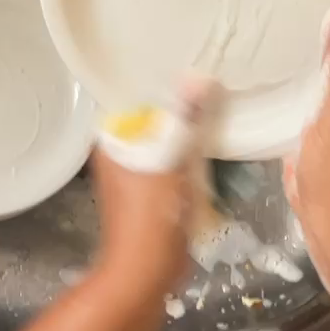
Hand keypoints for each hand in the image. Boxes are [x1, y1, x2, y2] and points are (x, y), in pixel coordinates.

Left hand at [89, 78, 220, 300]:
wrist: (145, 274)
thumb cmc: (150, 217)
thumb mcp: (169, 161)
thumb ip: (183, 119)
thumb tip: (197, 76)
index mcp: (112, 138)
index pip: (134, 92)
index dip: (162, 76)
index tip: (191, 56)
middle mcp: (120, 148)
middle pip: (154, 114)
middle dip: (181, 100)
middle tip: (213, 75)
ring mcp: (138, 168)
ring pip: (167, 135)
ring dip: (189, 124)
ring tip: (217, 97)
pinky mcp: (155, 186)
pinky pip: (175, 156)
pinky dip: (192, 148)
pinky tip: (214, 134)